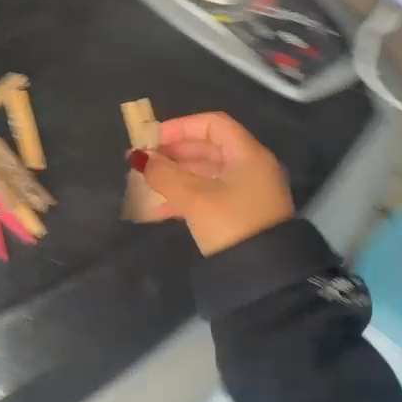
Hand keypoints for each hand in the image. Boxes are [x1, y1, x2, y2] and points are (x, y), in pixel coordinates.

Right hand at [130, 112, 295, 254]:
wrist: (264, 278)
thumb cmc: (231, 224)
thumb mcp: (194, 197)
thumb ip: (164, 174)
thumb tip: (137, 157)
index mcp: (248, 155)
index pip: (213, 124)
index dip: (180, 127)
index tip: (153, 139)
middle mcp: (251, 168)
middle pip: (207, 148)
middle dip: (173, 154)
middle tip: (143, 162)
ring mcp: (247, 193)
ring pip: (205, 174)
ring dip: (174, 177)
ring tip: (144, 186)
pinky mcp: (240, 215)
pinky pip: (208, 195)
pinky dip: (184, 197)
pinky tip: (158, 210)